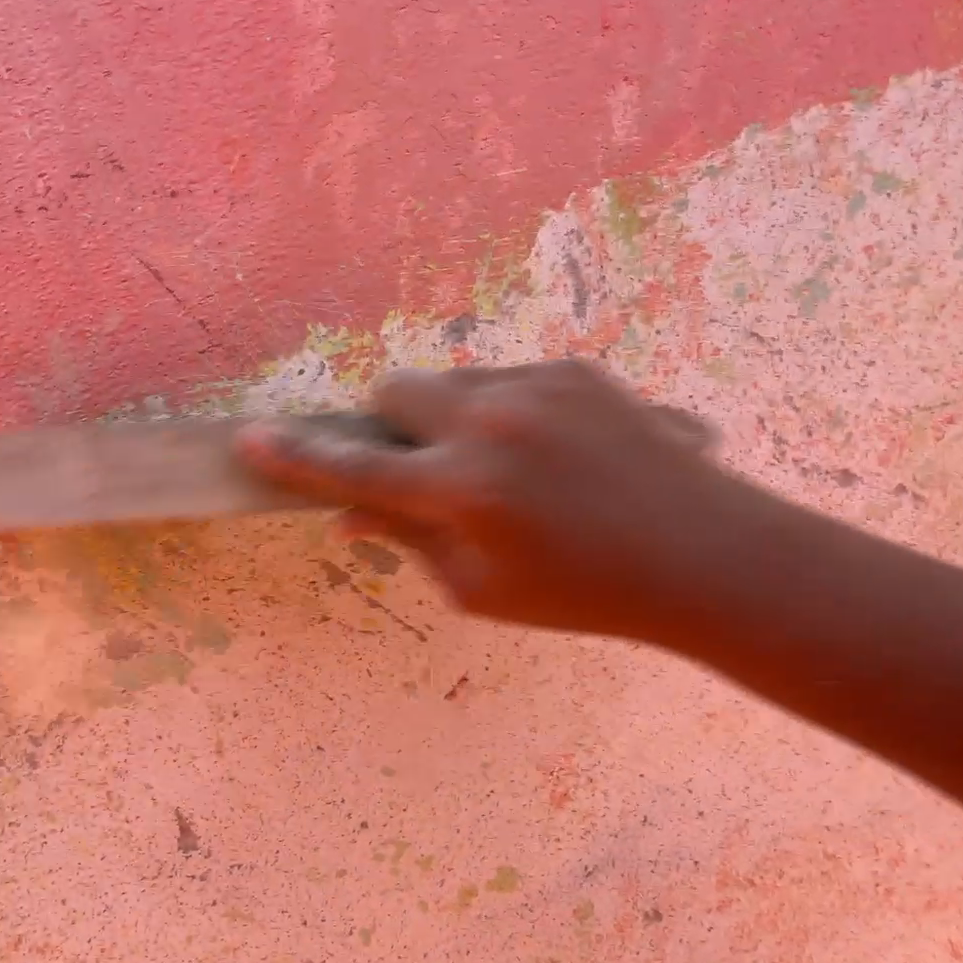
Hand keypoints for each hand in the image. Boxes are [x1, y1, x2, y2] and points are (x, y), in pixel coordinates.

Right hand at [235, 359, 777, 642]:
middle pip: (394, 388)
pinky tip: (547, 452)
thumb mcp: (477, 589)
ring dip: (445, 415)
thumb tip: (344, 517)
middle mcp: (493, 424)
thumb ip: (405, 540)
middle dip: (388, 421)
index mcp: (464, 491)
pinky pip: (501, 378)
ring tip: (500, 465)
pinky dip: (497, 410)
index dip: (295, 457)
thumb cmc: (582, 592)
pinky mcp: (576, 369)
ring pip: (448, 379)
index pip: (353, 468)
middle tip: (418, 462)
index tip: (250, 439)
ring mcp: (539, 387)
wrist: (713, 559)